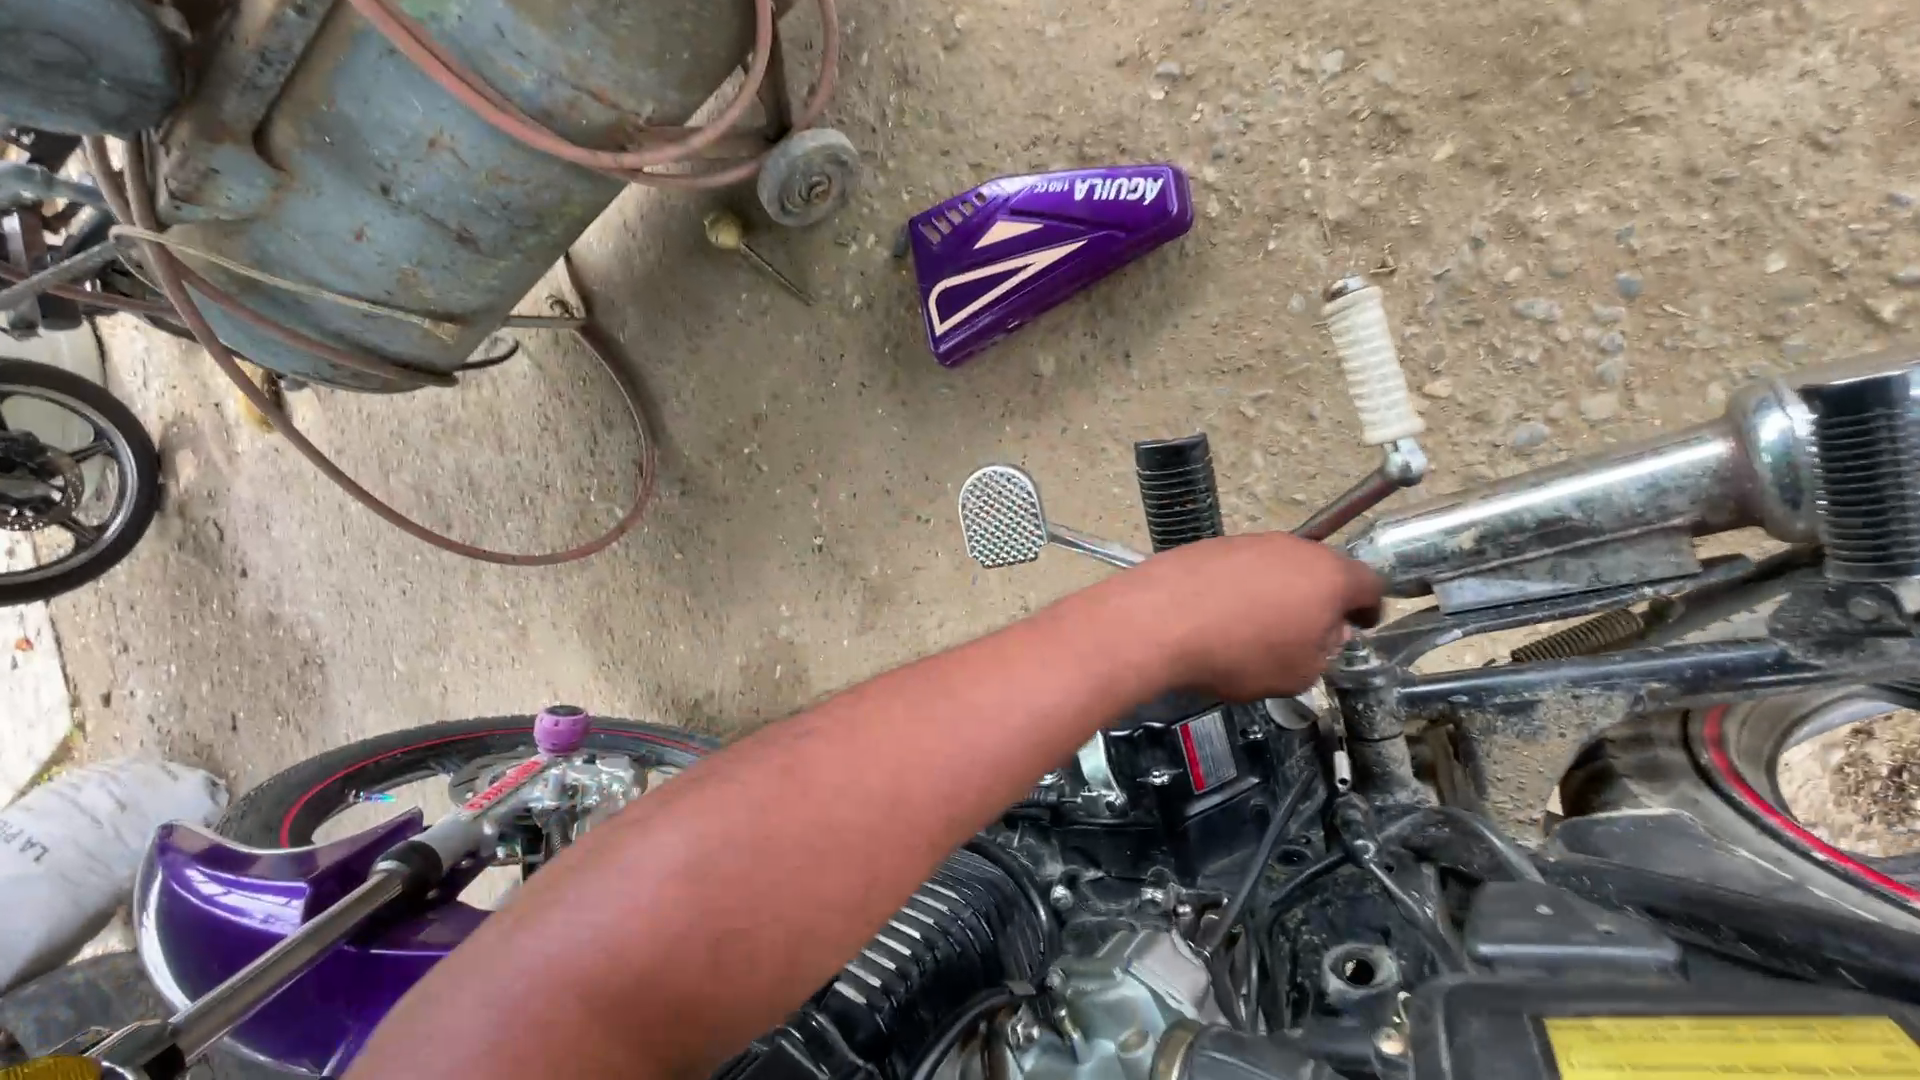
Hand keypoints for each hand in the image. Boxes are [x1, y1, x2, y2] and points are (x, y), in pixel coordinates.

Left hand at [1116, 533, 1383, 700]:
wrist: (1156, 622)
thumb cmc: (1236, 653)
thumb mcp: (1299, 673)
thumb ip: (1325, 651)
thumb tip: (1326, 634)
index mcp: (1329, 576)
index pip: (1370, 584)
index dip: (1369, 607)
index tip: (1361, 622)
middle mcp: (1293, 548)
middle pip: (1322, 570)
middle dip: (1320, 599)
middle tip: (1310, 631)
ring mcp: (1248, 542)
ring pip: (1277, 567)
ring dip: (1277, 592)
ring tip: (1258, 628)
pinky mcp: (1210, 546)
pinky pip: (1238, 568)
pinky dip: (1239, 589)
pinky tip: (1222, 616)